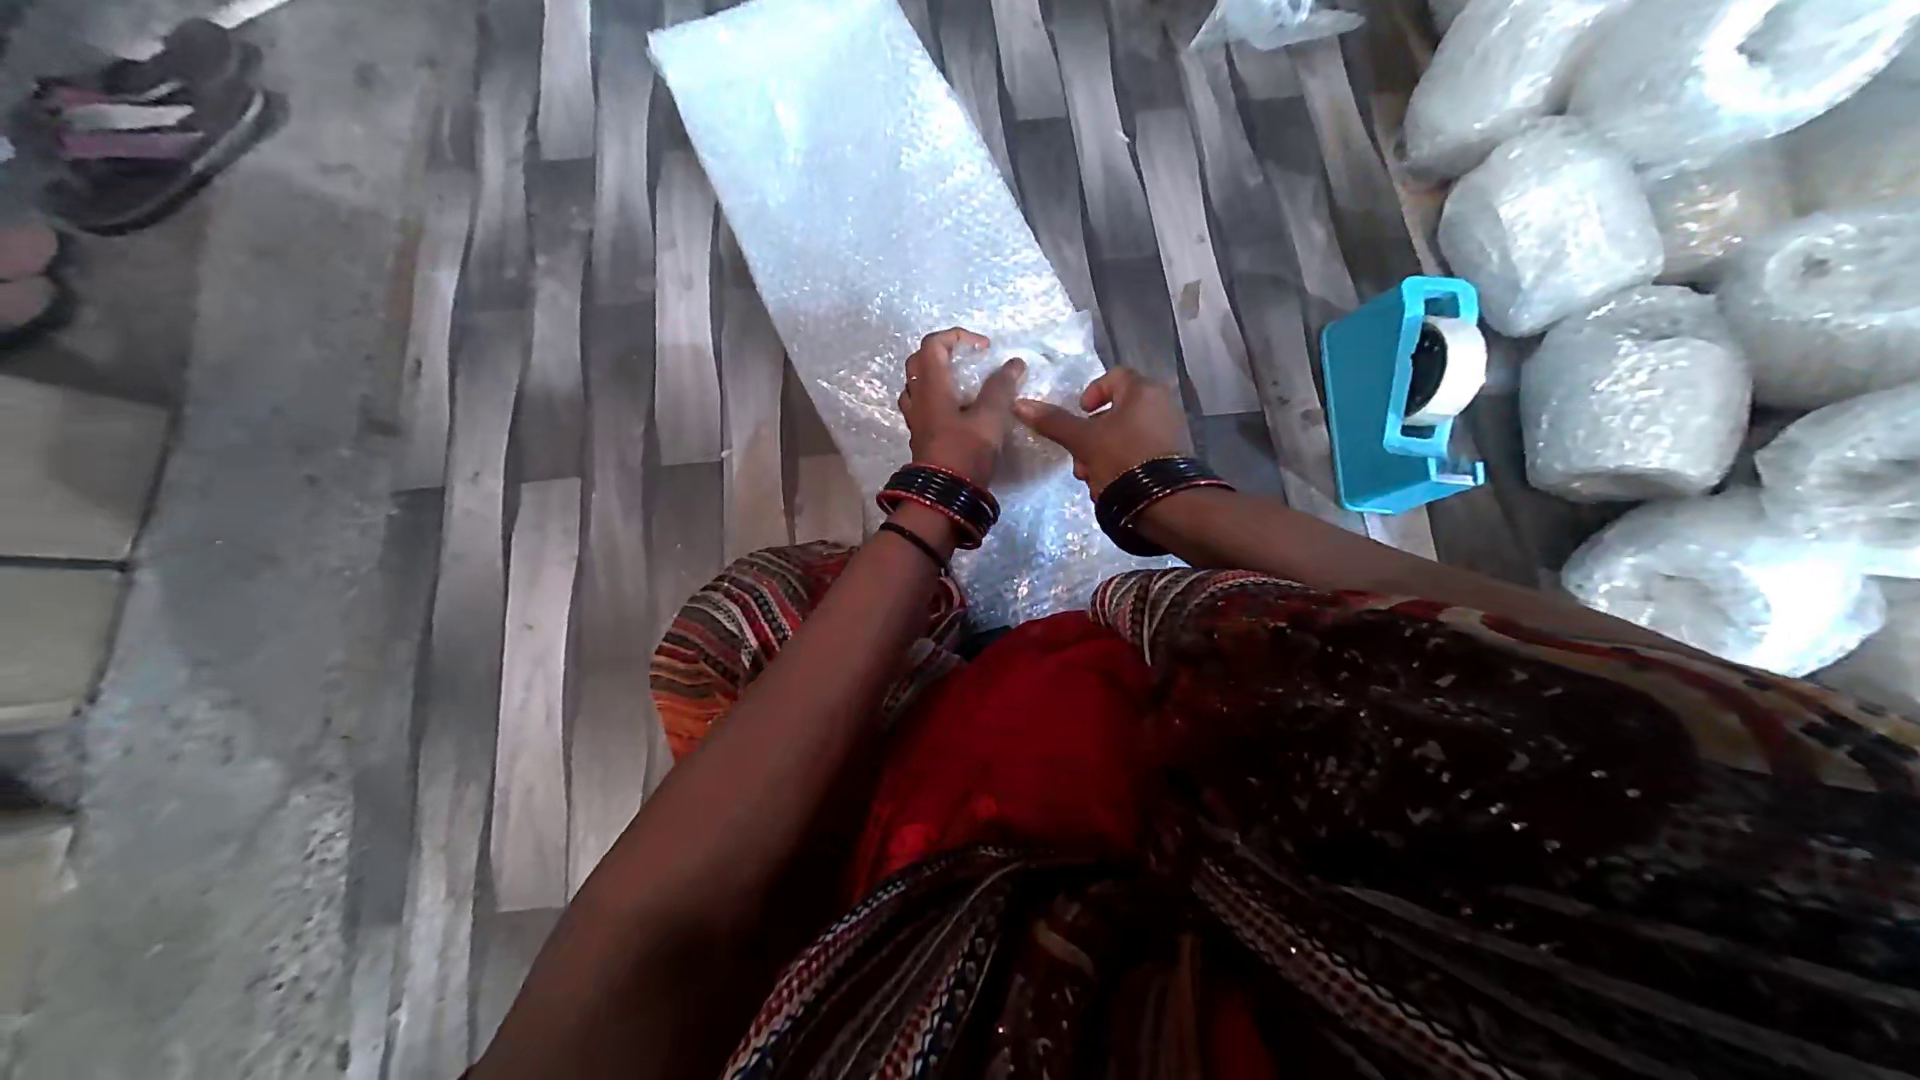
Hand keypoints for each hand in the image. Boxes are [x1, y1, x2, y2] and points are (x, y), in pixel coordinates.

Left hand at [898, 327, 1026, 485]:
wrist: (944, 496)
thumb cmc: (965, 453)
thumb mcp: (990, 418)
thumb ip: (1001, 388)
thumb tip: (1014, 363)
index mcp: (931, 387)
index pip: (933, 344)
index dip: (958, 337)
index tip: (983, 349)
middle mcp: (917, 399)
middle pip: (919, 361)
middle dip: (944, 353)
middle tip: (969, 361)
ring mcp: (916, 419)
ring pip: (917, 385)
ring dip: (937, 376)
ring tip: (962, 384)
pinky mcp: (920, 437)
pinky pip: (922, 406)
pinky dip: (937, 398)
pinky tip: (957, 410)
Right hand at [1012, 368, 1190, 494]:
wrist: (1165, 502)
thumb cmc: (1123, 459)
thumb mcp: (1083, 440)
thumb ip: (1053, 422)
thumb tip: (1020, 404)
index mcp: (1143, 391)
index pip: (1113, 377)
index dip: (1091, 393)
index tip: (1079, 414)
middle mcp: (1162, 404)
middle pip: (1115, 411)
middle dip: (1090, 436)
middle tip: (1079, 457)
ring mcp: (1170, 431)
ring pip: (1123, 437)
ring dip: (1100, 455)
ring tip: (1091, 478)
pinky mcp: (1172, 456)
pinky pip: (1138, 453)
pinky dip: (1120, 465)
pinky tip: (1109, 485)